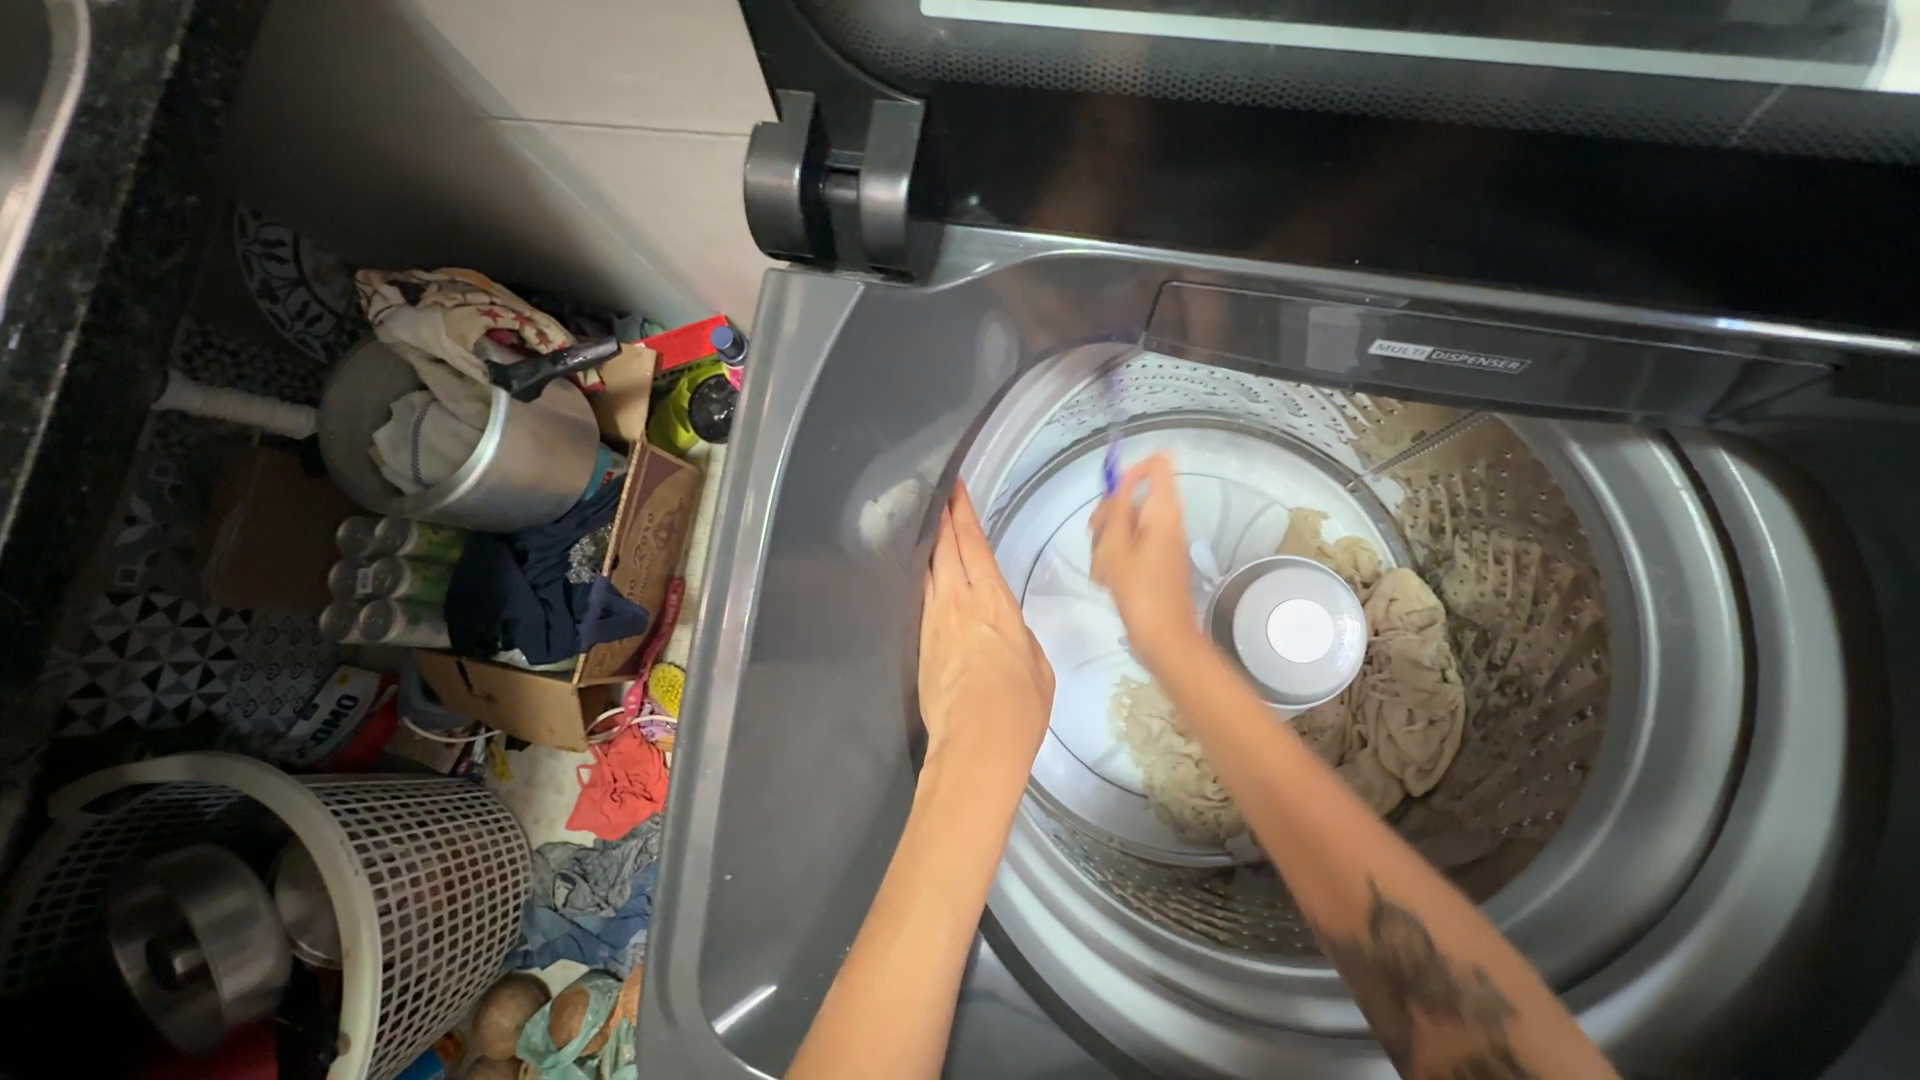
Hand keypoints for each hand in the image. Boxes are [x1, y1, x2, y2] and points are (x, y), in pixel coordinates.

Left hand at [918, 482, 1055, 779]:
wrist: (977, 743)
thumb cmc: (1019, 706)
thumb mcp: (1036, 664)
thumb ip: (1018, 637)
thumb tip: (1004, 630)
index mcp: (993, 602)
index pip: (973, 545)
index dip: (962, 514)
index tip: (954, 489)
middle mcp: (958, 603)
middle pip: (944, 549)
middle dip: (941, 518)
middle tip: (937, 494)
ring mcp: (933, 622)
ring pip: (927, 570)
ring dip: (928, 545)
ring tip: (926, 525)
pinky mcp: (918, 645)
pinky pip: (919, 599)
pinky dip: (921, 578)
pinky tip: (921, 574)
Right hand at [1089, 454, 1202, 666]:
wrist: (1163, 636)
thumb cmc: (1139, 591)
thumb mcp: (1116, 547)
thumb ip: (1115, 511)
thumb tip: (1119, 485)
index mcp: (1163, 510)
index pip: (1157, 465)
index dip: (1131, 470)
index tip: (1111, 494)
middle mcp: (1167, 520)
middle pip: (1134, 497)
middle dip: (1108, 514)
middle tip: (1097, 537)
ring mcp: (1163, 541)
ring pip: (1127, 524)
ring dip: (1107, 541)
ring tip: (1102, 566)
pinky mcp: (1157, 560)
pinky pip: (1131, 546)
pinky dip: (1116, 557)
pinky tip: (1108, 579)